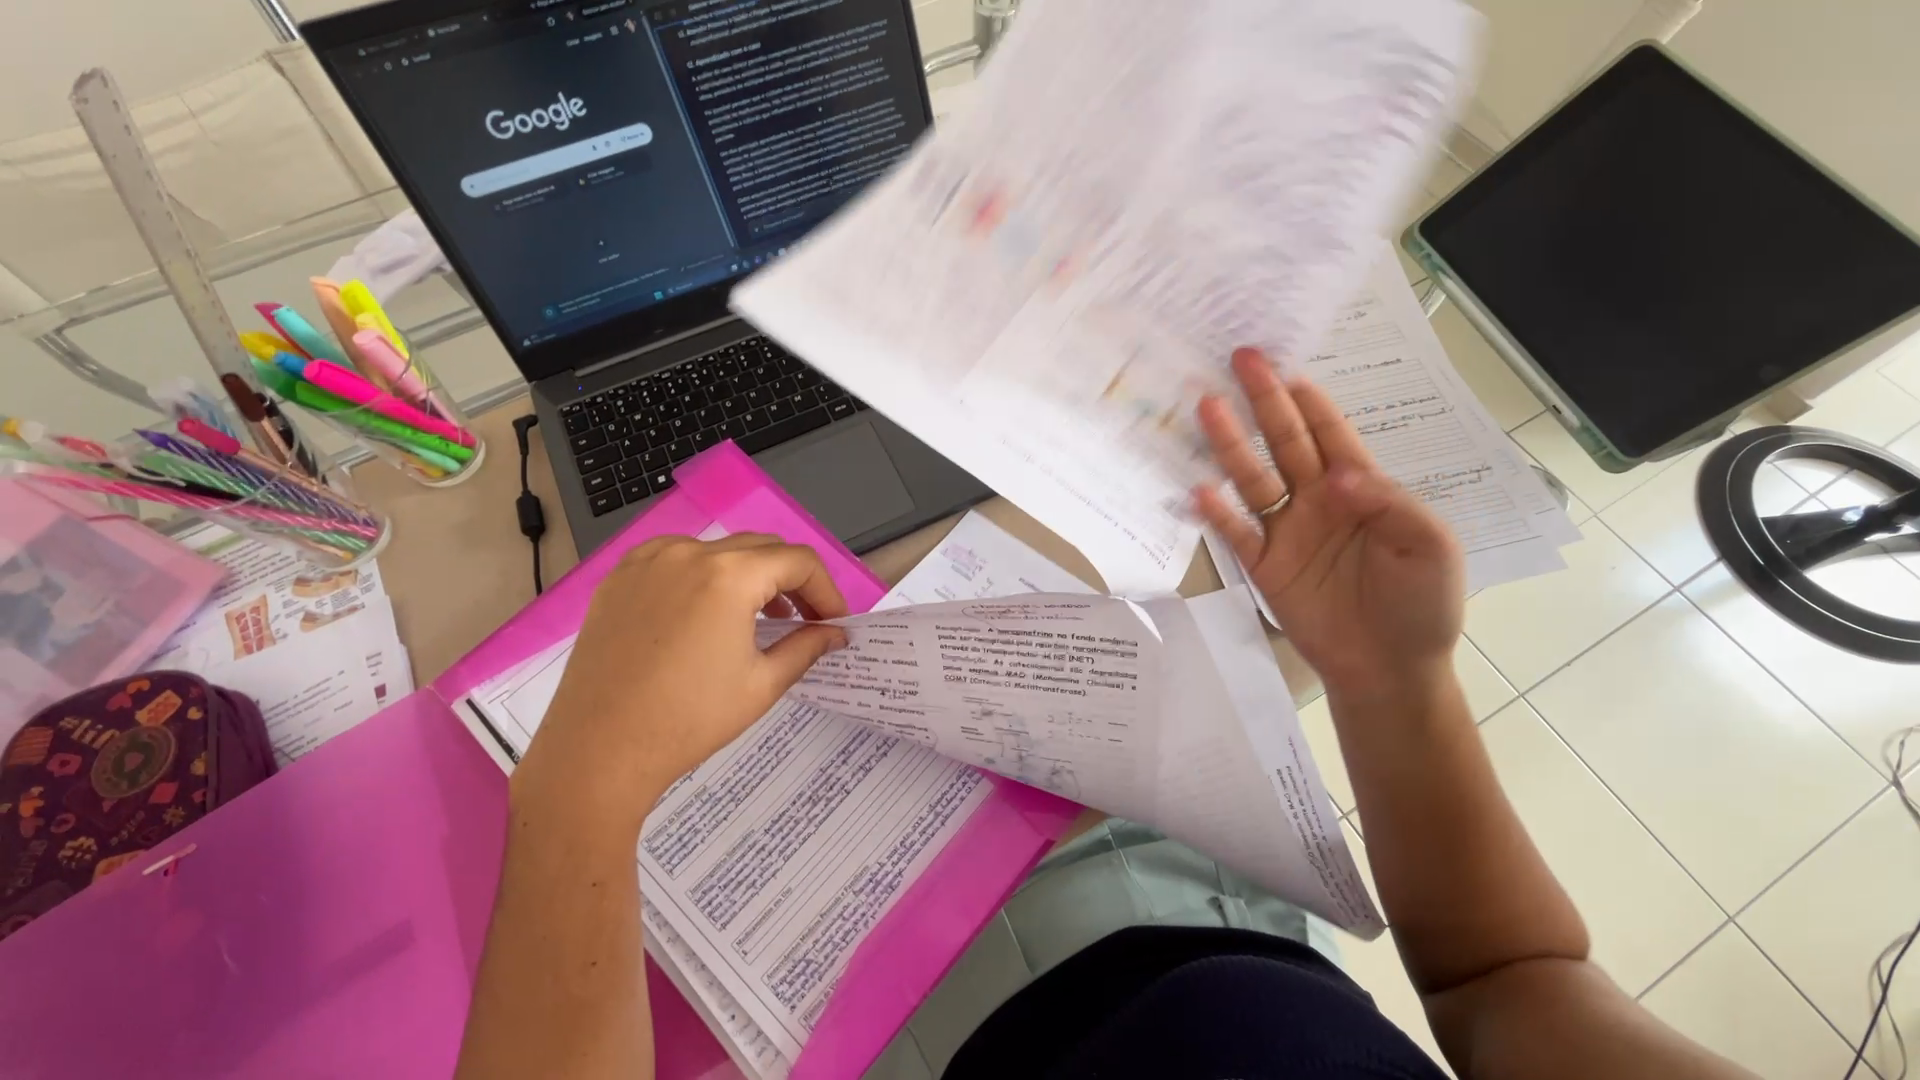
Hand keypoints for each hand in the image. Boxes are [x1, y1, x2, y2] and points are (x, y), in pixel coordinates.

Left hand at [514, 534, 848, 829]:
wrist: (597, 751)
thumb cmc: (688, 721)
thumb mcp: (761, 684)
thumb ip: (807, 647)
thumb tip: (836, 634)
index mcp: (729, 576)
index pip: (798, 561)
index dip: (826, 589)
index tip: (834, 621)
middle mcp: (688, 553)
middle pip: (760, 548)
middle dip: (792, 580)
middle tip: (806, 620)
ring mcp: (647, 562)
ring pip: (718, 550)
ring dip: (749, 575)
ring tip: (758, 618)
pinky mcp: (619, 578)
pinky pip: (676, 559)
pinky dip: (704, 575)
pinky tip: (705, 612)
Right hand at [1193, 349, 1464, 698]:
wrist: (1389, 669)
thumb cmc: (1422, 606)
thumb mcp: (1430, 548)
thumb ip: (1391, 505)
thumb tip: (1339, 478)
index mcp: (1361, 489)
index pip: (1330, 434)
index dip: (1309, 401)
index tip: (1284, 366)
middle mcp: (1317, 500)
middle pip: (1286, 443)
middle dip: (1264, 401)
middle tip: (1240, 361)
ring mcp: (1287, 532)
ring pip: (1254, 478)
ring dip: (1232, 444)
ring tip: (1207, 408)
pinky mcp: (1264, 566)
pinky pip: (1236, 533)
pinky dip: (1218, 513)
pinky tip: (1201, 490)